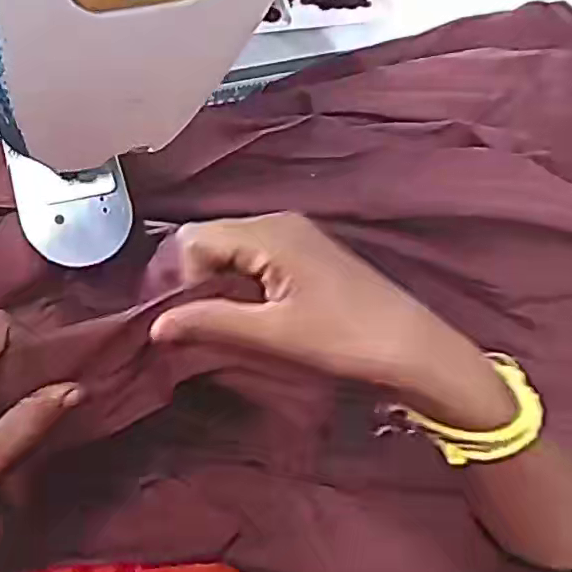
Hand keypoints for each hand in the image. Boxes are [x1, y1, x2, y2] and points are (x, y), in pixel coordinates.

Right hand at [149, 214, 513, 427]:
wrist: (419, 351)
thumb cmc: (345, 339)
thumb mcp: (271, 333)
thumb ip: (208, 322)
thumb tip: (153, 325)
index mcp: (269, 232)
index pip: (193, 239)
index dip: (182, 277)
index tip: (195, 316)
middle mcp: (276, 221)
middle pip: (207, 238)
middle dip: (195, 278)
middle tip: (204, 320)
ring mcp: (292, 232)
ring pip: (226, 246)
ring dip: (216, 280)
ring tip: (228, 318)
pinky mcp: (302, 249)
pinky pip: (249, 253)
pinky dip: (237, 279)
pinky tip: (251, 308)